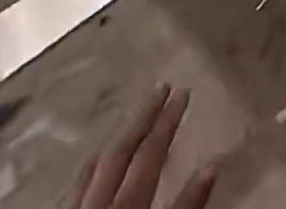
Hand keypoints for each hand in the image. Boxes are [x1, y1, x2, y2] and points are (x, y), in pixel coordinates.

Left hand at [69, 85, 216, 208]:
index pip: (150, 153)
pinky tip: (94, 163)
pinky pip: (72, 188)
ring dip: (114, 138)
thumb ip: (186, 208)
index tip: (183, 91)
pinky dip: (89, 166)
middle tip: (162, 87)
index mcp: (126, 207)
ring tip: (133, 117)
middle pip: (118, 153)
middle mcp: (95, 206)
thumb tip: (212, 165)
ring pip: (89, 169)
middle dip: (142, 117)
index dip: (168, 120)